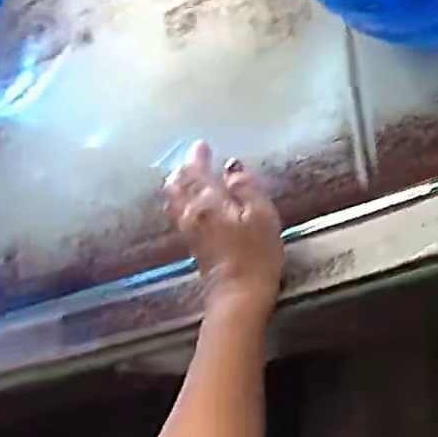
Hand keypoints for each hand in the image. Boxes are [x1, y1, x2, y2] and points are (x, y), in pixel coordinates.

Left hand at [163, 141, 283, 316]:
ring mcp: (189, 229)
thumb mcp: (262, 217)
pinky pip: (180, 211)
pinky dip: (183, 199)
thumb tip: (233, 167)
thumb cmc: (257, 253)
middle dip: (185, 169)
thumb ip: (246, 189)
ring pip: (175, 198)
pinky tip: (192, 202)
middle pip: (178, 184)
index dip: (198, 157)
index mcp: (207, 202)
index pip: (196, 172)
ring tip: (190, 176)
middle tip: (195, 159)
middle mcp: (191, 212)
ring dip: (180, 183)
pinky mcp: (193, 243)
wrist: (239, 291)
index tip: (203, 145)